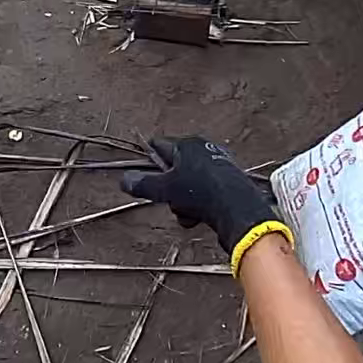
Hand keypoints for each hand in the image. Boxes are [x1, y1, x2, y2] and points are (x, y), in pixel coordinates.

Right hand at [121, 136, 282, 254]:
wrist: (238, 208)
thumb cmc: (199, 192)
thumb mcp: (165, 189)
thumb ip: (143, 184)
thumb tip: (123, 180)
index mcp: (186, 145)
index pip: (159, 145)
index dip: (148, 158)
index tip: (141, 171)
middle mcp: (203, 150)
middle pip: (174, 168)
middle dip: (168, 187)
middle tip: (167, 200)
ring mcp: (218, 166)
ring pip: (188, 184)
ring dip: (183, 201)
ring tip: (186, 213)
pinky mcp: (229, 182)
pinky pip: (204, 193)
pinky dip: (198, 206)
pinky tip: (198, 218)